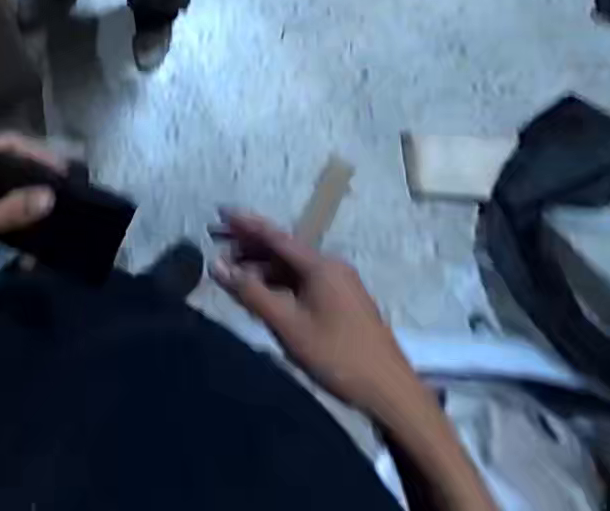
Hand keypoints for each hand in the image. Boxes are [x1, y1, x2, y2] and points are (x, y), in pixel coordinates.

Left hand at [0, 136, 59, 300]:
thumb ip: (15, 208)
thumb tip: (50, 195)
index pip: (8, 144)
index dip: (37, 153)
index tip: (63, 170)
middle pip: (5, 161)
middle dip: (32, 172)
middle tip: (61, 187)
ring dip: (21, 193)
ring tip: (49, 204)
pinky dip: (8, 209)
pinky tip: (24, 224)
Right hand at [210, 209, 425, 418]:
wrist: (393, 396)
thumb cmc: (337, 356)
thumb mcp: (287, 324)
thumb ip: (250, 292)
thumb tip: (216, 264)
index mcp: (320, 265)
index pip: (274, 235)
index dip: (245, 223)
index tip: (219, 212)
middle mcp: (331, 266)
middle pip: (282, 248)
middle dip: (249, 245)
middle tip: (218, 244)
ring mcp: (340, 285)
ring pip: (292, 267)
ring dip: (262, 267)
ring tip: (235, 274)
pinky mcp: (344, 304)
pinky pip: (303, 281)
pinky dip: (279, 282)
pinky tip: (265, 294)